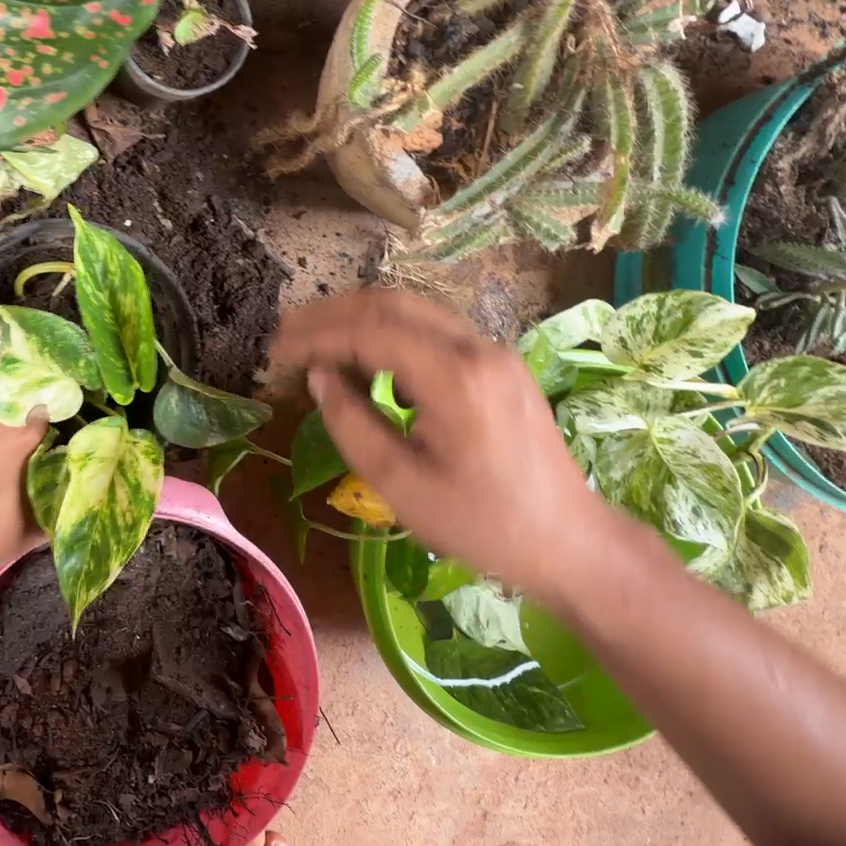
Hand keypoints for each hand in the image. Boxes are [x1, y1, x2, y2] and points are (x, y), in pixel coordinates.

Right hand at [271, 290, 626, 597]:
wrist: (571, 541)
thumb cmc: (483, 524)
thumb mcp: (401, 485)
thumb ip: (352, 425)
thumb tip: (318, 377)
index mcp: (455, 378)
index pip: (369, 333)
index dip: (315, 336)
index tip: (275, 351)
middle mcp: (478, 349)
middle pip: (391, 304)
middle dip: (331, 313)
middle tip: (284, 331)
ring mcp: (494, 352)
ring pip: (413, 311)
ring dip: (357, 318)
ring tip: (312, 338)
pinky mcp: (498, 364)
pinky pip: (432, 330)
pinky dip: (387, 333)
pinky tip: (363, 359)